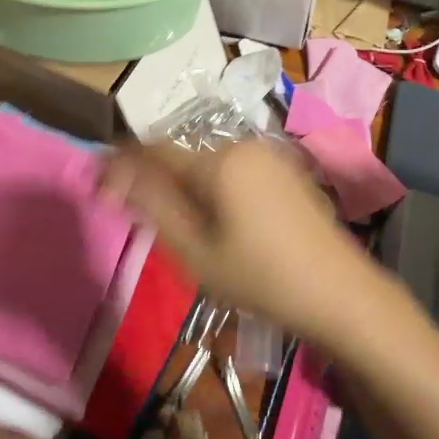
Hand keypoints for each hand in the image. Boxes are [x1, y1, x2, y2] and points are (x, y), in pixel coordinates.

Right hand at [100, 141, 375, 342]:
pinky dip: (214, 188)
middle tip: (136, 216)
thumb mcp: (196, 251)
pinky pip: (235, 170)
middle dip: (154, 178)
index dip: (121, 164)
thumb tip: (113, 177)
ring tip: (175, 226)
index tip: (97, 186)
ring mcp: (271, 155)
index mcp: (219, 160)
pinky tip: (217, 223)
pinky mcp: (287, 171)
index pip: (154, 150)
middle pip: (182, 155)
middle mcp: (244, 144)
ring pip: (209, 163)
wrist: (341, 294)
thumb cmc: (262, 278)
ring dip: (185, 186)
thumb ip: (152, 207)